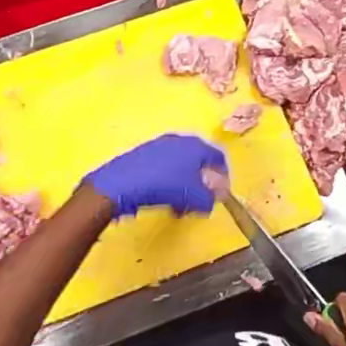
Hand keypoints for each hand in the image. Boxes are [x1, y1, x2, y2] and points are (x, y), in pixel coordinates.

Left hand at [83, 134, 227, 218]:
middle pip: (197, 161)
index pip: (218, 156)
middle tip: (201, 201)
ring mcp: (157, 146)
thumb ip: (210, 198)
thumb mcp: (195, 198)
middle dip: (202, 182)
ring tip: (181, 205)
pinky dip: (168, 183)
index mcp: (195, 145)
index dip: (224, 176)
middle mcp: (178, 140)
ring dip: (184, 186)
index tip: (222, 193)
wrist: (121, 184)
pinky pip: (162, 169)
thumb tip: (214, 198)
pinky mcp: (140, 155)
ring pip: (179, 166)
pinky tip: (162, 199)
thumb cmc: (166, 186)